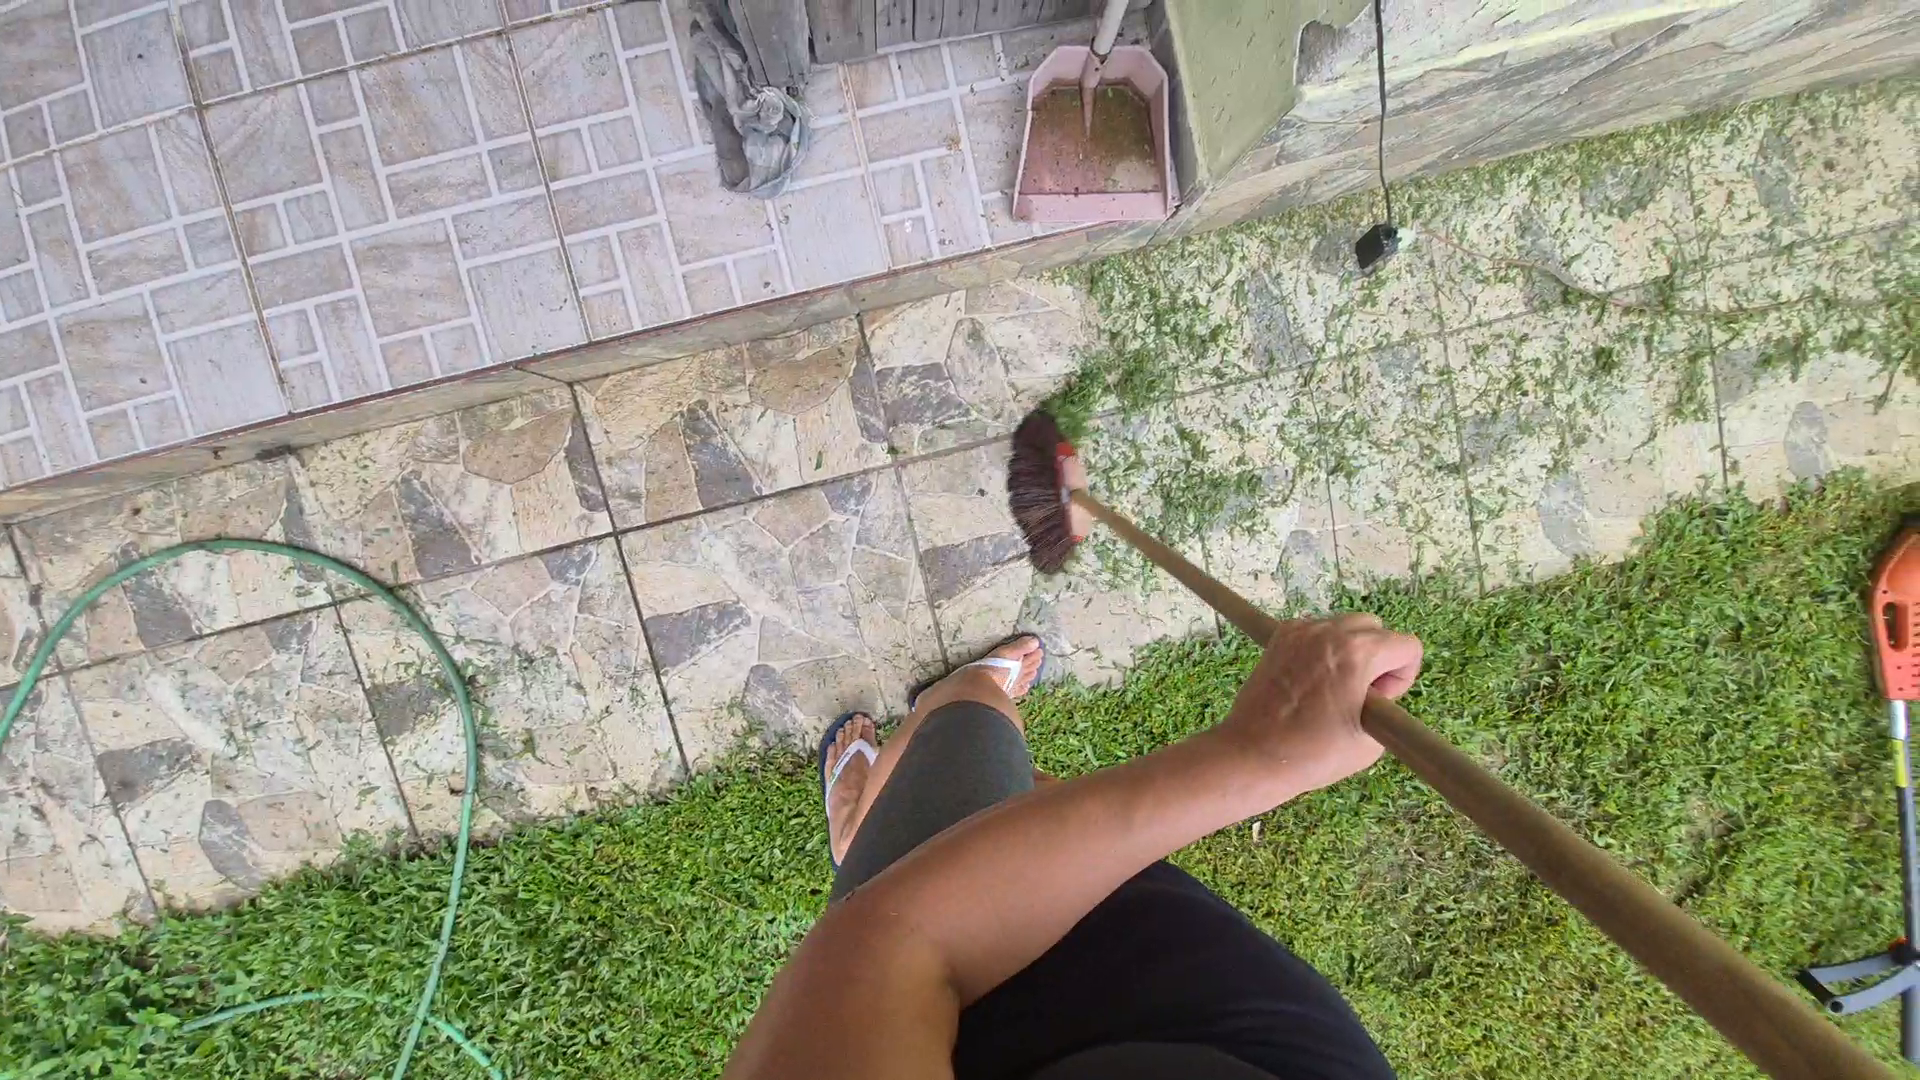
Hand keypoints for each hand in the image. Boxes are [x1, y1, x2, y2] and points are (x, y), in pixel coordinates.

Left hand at [1218, 614, 1423, 795]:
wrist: (1254, 751)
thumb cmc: (1314, 752)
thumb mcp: (1371, 740)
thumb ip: (1385, 704)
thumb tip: (1375, 689)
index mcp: (1356, 652)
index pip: (1406, 645)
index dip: (1402, 676)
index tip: (1379, 700)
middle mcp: (1326, 632)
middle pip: (1373, 627)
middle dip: (1378, 657)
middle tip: (1360, 692)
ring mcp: (1298, 631)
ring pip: (1342, 625)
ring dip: (1350, 649)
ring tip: (1335, 686)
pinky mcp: (1278, 638)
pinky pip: (1314, 630)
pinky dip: (1322, 647)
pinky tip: (1312, 678)